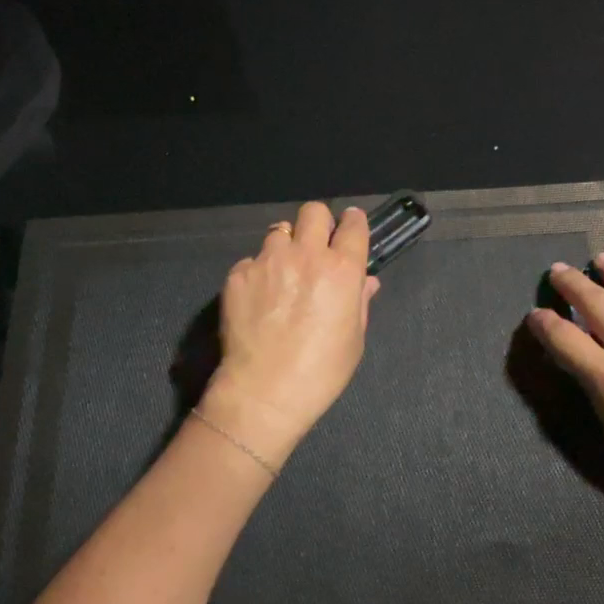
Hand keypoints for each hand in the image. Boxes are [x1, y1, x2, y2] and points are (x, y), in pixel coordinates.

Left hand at [201, 202, 380, 466]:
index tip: (349, 227)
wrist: (264, 392)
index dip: (353, 223)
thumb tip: (366, 282)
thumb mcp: (354, 340)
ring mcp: (268, 261)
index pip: (353, 225)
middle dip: (318, 223)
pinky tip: (259, 299)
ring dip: (286, 246)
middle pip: (313, 212)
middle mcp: (306, 255)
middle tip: (315, 246)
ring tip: (283, 274)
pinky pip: (252, 261)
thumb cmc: (320, 372)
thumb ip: (360, 302)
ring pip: (279, 232)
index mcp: (342, 270)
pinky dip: (259, 273)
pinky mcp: (238, 274)